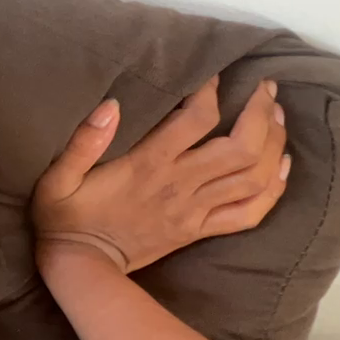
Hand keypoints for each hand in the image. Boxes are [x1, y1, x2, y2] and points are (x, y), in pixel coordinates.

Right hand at [31, 74, 289, 274]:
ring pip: (254, 177)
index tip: (215, 74)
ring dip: (274, 144)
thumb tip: (112, 105)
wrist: (80, 265)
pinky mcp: (199, 231)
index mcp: (148, 166)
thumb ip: (83, 141)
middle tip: (265, 87)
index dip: (211, 92)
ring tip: (278, 116)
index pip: (196, 121)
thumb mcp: (58, 177)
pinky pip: (250, 213)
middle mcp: (180, 185)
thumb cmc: (64, 217)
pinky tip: (282, 168)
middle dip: (261, 112)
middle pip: (241, 146)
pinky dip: (274, 189)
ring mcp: (195, 211)